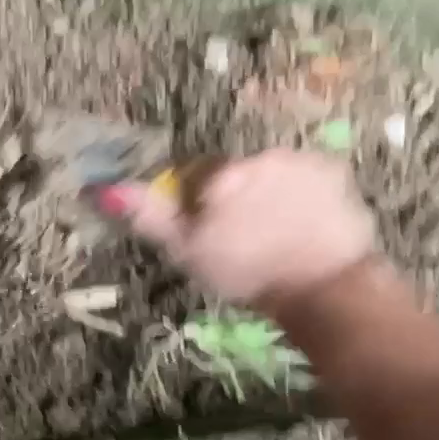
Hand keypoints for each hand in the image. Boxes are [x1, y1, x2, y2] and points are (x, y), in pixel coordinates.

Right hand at [109, 149, 378, 311]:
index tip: (200, 232)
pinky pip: (301, 179)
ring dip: (262, 197)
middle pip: (232, 175)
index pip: (192, 177)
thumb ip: (149, 216)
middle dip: (230, 198)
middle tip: (234, 238)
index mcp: (221, 175)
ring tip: (267, 236)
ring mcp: (301, 161)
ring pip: (267, 175)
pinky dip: (295, 197)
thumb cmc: (242, 271)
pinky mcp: (334, 172)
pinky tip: (295, 228)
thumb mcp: (185, 250)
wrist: (319, 283)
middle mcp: (260, 156)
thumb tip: (104, 189)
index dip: (192, 205)